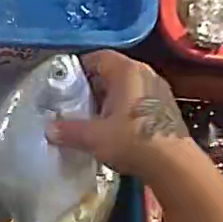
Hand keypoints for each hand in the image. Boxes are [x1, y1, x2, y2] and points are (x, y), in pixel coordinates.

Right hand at [47, 50, 199, 181]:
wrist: (173, 164)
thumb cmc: (132, 141)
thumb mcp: (94, 137)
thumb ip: (69, 131)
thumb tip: (49, 130)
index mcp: (127, 71)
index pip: (98, 57)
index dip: (79, 69)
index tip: (65, 85)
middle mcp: (146, 73)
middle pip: (113, 73)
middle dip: (93, 87)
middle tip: (76, 104)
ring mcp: (160, 90)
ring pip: (127, 89)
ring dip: (110, 101)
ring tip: (94, 120)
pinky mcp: (168, 109)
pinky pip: (139, 102)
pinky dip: (125, 111)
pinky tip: (116, 131)